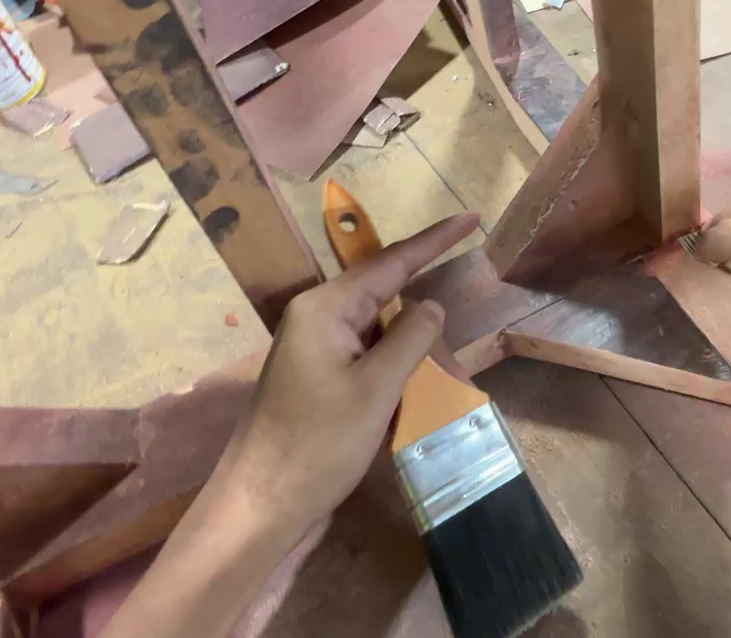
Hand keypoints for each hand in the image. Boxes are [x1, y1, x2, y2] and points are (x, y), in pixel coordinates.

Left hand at [214, 213, 477, 537]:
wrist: (260, 512)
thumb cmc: (317, 445)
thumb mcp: (376, 388)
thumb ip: (411, 337)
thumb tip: (431, 306)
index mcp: (326, 308)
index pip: (392, 262)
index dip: (435, 239)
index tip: (470, 217)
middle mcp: (318, 319)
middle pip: (386, 299)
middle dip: (423, 320)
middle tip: (456, 343)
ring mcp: (316, 352)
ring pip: (380, 335)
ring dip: (409, 359)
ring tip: (433, 391)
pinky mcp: (319, 382)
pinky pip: (368, 363)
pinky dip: (393, 380)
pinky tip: (406, 409)